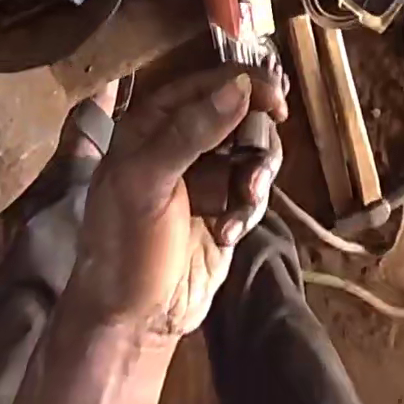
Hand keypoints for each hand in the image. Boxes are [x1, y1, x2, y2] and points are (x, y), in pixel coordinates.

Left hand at [59, 64, 286, 343]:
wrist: (133, 321)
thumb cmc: (126, 243)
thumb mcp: (148, 182)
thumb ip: (192, 130)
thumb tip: (242, 85)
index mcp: (158, 120)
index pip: (211, 82)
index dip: (247, 85)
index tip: (276, 103)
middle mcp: (186, 137)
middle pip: (244, 112)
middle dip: (256, 140)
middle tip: (256, 169)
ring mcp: (209, 170)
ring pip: (256, 148)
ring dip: (256, 176)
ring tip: (243, 203)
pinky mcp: (227, 202)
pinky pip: (256, 186)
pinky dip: (249, 207)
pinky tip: (228, 231)